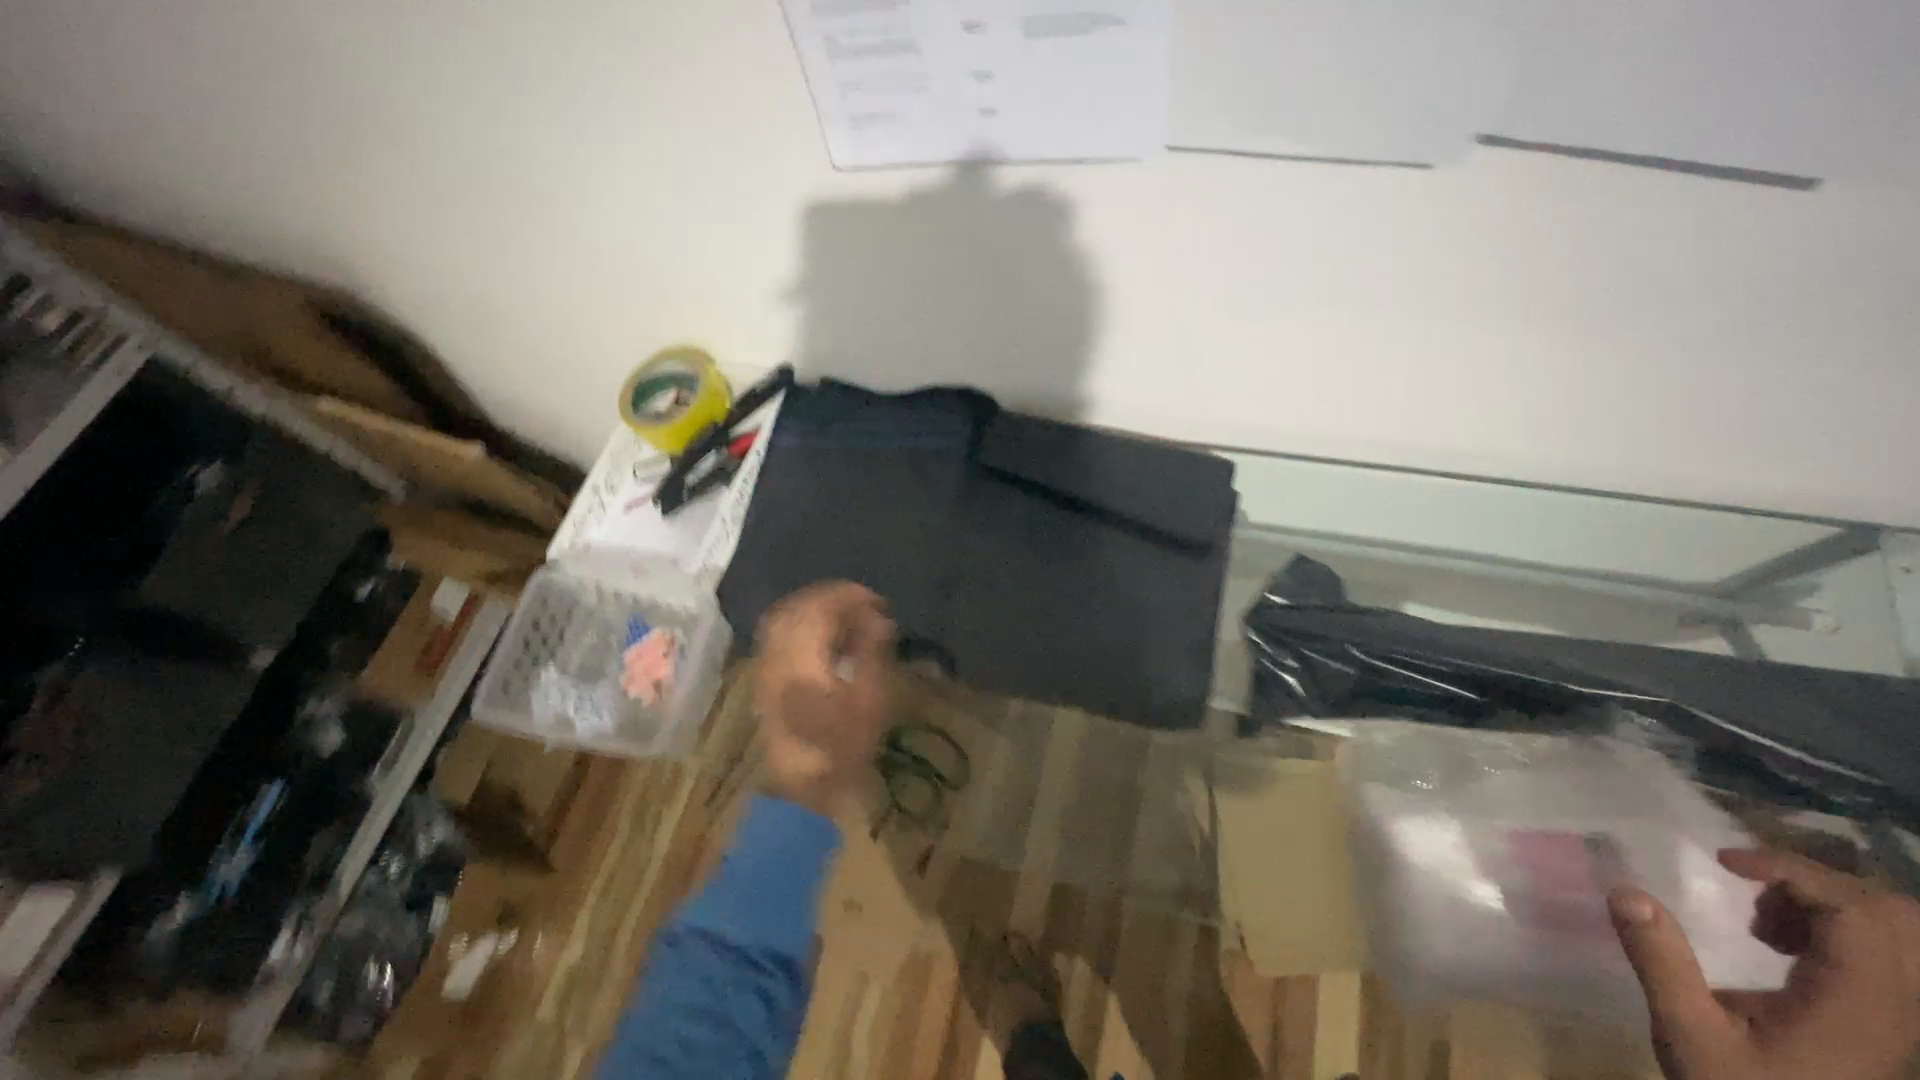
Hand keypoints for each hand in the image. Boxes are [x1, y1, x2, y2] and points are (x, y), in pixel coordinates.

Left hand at [752, 582, 896, 816]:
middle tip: (862, 604)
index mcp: (801, 663)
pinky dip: (801, 627)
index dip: (847, 595)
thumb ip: (872, 650)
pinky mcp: (763, 682)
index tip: (876, 600)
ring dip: (812, 610)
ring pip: (781, 620)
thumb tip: (876, 617)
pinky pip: (777, 638)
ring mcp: (763, 670)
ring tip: (846, 618)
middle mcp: (774, 660)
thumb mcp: (873, 700)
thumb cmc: (847, 750)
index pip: (817, 609)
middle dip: (828, 598)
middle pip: (793, 609)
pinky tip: (825, 638)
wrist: (807, 794)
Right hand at [1609, 849, 1919, 1079]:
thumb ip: (1661, 962)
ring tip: (1759, 919)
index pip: (1854, 910)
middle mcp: (1890, 1004)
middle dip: (1814, 884)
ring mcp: (1892, 1016)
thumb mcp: (1687, 1033)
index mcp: (1853, 1002)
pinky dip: (1832, 931)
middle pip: (1889, 915)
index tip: (1724, 863)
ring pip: (1892, 933)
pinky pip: (1881, 955)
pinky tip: (1777, 946)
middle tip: (1747, 889)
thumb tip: (1625, 891)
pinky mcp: (1878, 1024)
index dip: (1792, 870)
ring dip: (1825, 906)